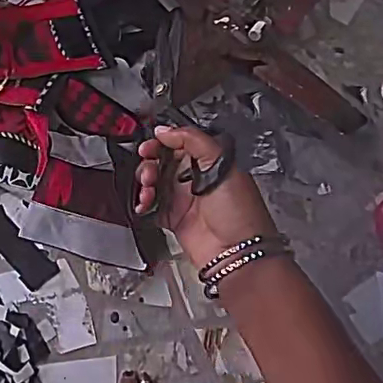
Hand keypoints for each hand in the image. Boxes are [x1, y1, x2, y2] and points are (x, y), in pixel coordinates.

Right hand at [134, 123, 278, 268]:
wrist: (236, 252)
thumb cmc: (240, 212)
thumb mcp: (221, 164)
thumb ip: (193, 141)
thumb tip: (166, 130)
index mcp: (209, 161)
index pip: (179, 143)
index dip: (162, 142)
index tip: (152, 145)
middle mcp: (194, 178)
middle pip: (161, 161)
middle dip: (149, 162)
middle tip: (148, 168)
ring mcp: (182, 198)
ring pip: (153, 181)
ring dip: (144, 182)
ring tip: (147, 188)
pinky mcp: (173, 218)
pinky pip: (150, 205)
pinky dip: (142, 202)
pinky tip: (144, 202)